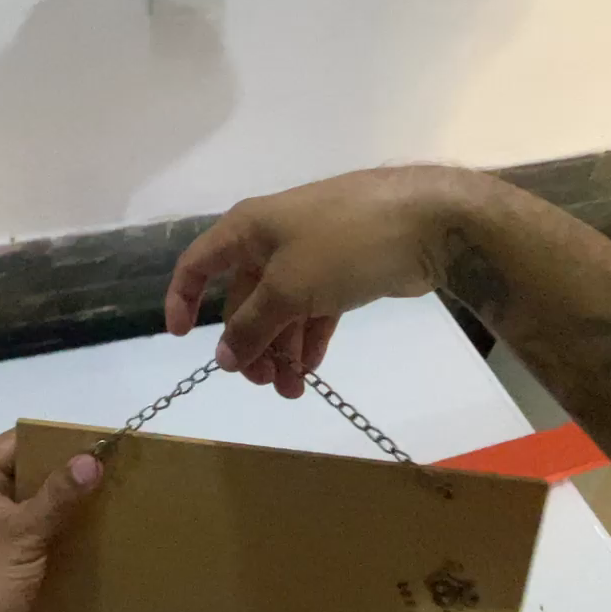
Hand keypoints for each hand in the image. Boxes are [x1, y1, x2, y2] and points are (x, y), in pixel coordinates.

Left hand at [0, 431, 101, 611]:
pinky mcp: (12, 553)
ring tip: (117, 494)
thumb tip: (94, 457)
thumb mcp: (21, 535)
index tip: (101, 441)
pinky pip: (44, 528)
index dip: (58, 439)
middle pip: (33, 469)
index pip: (20, 441)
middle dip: (70, 471)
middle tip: (117, 468)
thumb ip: (58, 495)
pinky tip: (101, 527)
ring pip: (41, 500)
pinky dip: (67, 527)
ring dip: (72, 501)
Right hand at [165, 166, 483, 395]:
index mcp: (246, 230)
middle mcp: (270, 240)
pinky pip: (311, 310)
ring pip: (279, 309)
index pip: (197, 264)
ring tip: (291, 390)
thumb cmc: (341, 243)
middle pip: (243, 298)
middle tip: (262, 382)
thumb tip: (222, 359)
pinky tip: (310, 370)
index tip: (181, 339)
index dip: (182, 299)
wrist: (428, 221)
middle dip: (248, 342)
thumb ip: (250, 327)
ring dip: (280, 349)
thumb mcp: (287, 288)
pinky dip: (307, 339)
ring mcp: (308, 255)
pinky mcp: (341, 272)